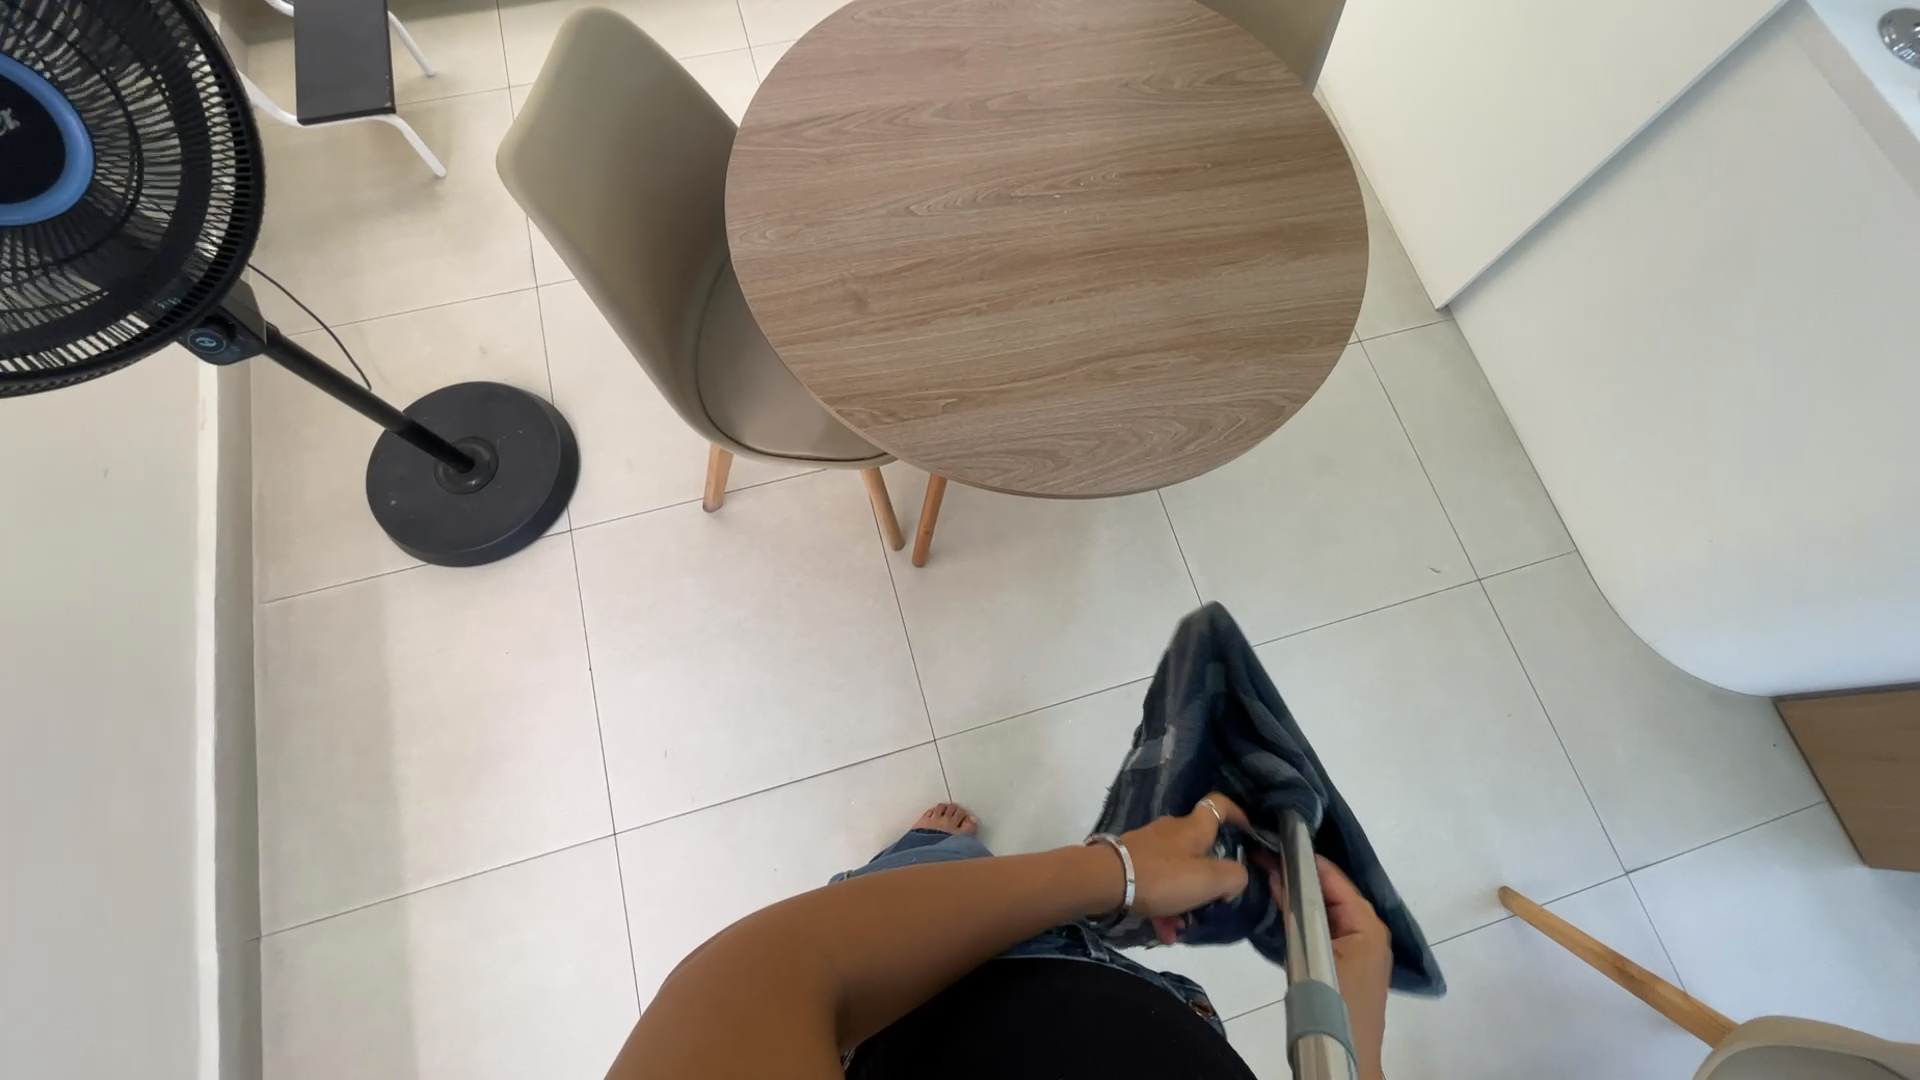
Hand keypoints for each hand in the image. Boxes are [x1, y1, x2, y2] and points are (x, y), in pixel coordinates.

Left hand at [1109, 792, 1250, 919]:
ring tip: (1179, 929)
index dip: (1236, 813)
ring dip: (1184, 902)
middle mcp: (1172, 830)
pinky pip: (1157, 884)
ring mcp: (1150, 844)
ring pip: (1178, 872)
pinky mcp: (1133, 860)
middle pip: (1200, 849)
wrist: (1106, 879)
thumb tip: (1235, 877)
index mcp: (1193, 828)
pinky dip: (1164, 906)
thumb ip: (1234, 877)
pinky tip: (1162, 930)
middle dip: (1209, 880)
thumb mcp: (1210, 880)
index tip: (1248, 832)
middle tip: (1212, 904)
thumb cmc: (1163, 876)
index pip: (1218, 804)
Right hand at [1264, 856, 1390, 1079]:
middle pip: (1329, 888)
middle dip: (1297, 871)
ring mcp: (1360, 944)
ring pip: (1325, 904)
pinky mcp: (1347, 957)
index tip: (1271, 839)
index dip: (1302, 857)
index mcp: (1368, 922)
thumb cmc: (1331, 1001)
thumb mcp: (1310, 949)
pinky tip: (1279, 900)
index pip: (1332, 875)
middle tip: (1261, 854)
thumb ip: (1294, 907)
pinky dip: (1302, 909)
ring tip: (1265, 870)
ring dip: (1297, 889)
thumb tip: (1275, 870)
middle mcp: (1369, 928)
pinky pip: (1324, 921)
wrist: (1344, 1056)